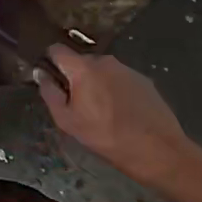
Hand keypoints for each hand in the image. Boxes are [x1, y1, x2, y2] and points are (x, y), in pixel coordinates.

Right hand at [39, 45, 201, 189]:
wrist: (161, 152)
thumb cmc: (107, 137)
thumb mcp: (68, 121)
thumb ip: (50, 93)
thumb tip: (41, 74)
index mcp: (82, 67)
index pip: (56, 49)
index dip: (50, 61)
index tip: (52, 79)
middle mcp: (104, 60)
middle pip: (81, 62)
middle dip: (76, 77)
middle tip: (80, 104)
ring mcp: (127, 69)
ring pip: (102, 71)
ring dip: (98, 84)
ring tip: (104, 112)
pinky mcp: (145, 80)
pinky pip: (121, 80)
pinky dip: (117, 91)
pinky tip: (124, 113)